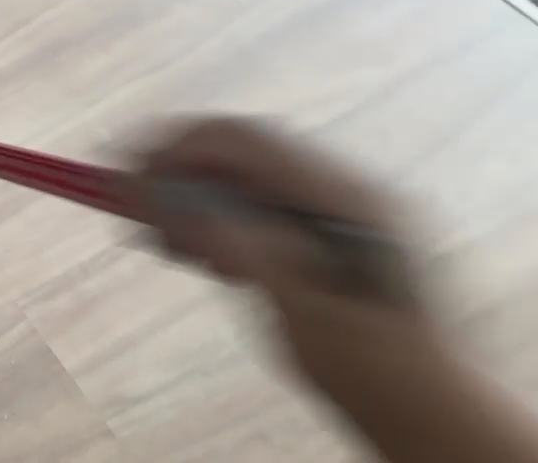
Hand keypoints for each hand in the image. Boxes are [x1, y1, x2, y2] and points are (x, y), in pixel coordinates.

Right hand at [138, 118, 445, 415]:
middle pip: (233, 144)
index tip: (125, 177)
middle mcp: (343, 190)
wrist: (425, 411)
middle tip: (127, 195)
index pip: (241, 140)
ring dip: (184, 192)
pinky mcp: (319, 224)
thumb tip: (163, 203)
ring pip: (232, 168)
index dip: (174, 149)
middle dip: (171, 164)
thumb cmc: (367, 367)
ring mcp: (334, 206)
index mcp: (347, 201)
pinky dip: (205, 212)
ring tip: (164, 239)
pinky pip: (245, 195)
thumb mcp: (296, 304)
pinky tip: (195, 251)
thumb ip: (235, 243)